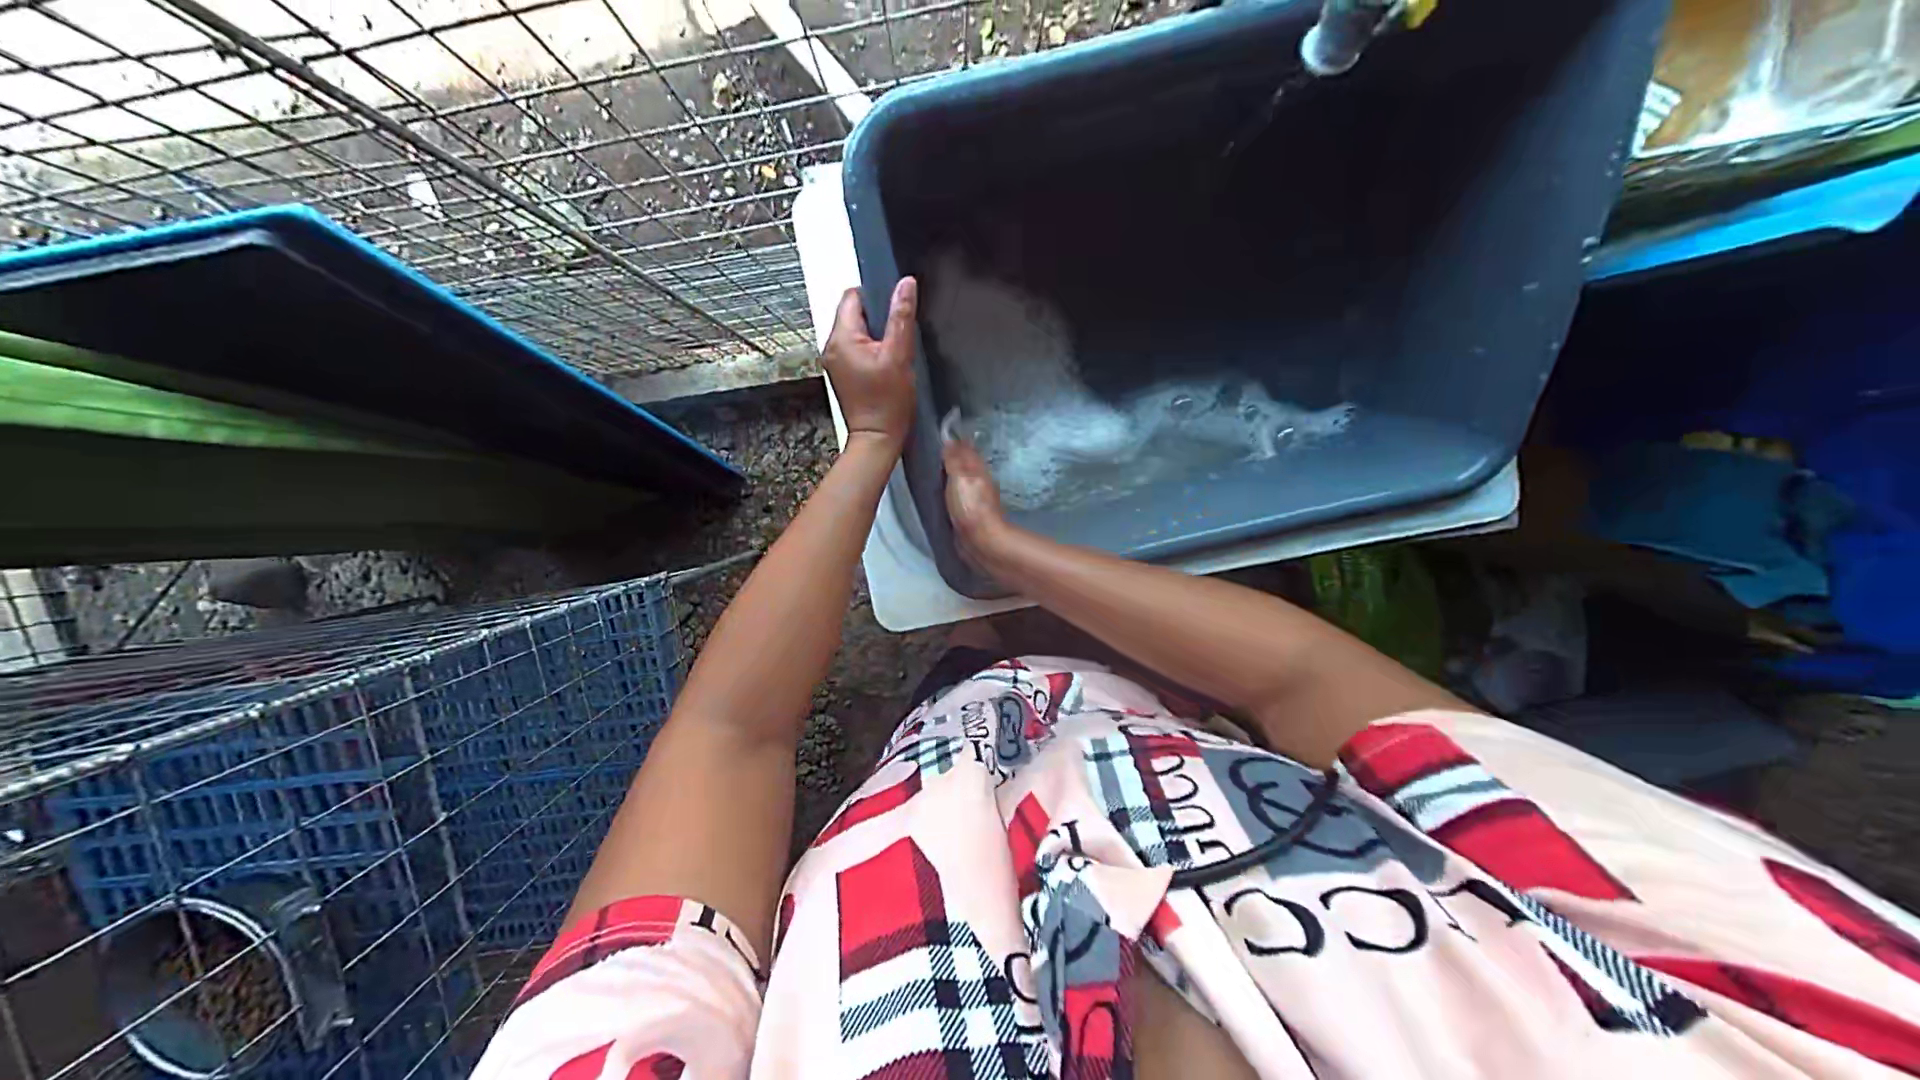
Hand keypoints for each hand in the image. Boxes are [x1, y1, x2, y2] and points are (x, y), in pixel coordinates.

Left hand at [823, 277, 917, 450]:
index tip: (895, 307)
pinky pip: (857, 349)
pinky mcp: (844, 373)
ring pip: (857, 332)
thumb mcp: (899, 355)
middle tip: (899, 331)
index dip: (876, 295)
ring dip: (877, 334)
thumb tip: (906, 284)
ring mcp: (836, 362)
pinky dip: (872, 349)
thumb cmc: (887, 403)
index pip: (853, 297)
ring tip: (894, 349)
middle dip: (878, 317)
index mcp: (841, 338)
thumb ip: (901, 316)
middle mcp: (832, 347)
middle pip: (854, 314)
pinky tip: (888, 362)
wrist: (878, 439)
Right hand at [943, 434, 1013, 571]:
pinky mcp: (969, 515)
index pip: (966, 448)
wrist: (981, 542)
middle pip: (965, 464)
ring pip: (961, 480)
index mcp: (977, 469)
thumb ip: (954, 459)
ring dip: (951, 474)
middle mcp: (979, 481)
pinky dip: (950, 491)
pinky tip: (941, 492)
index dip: (955, 440)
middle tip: (935, 450)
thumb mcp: (960, 477)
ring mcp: (975, 499)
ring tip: (935, 469)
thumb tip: (950, 438)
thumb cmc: (970, 507)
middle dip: (953, 456)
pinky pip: (957, 496)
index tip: (942, 432)